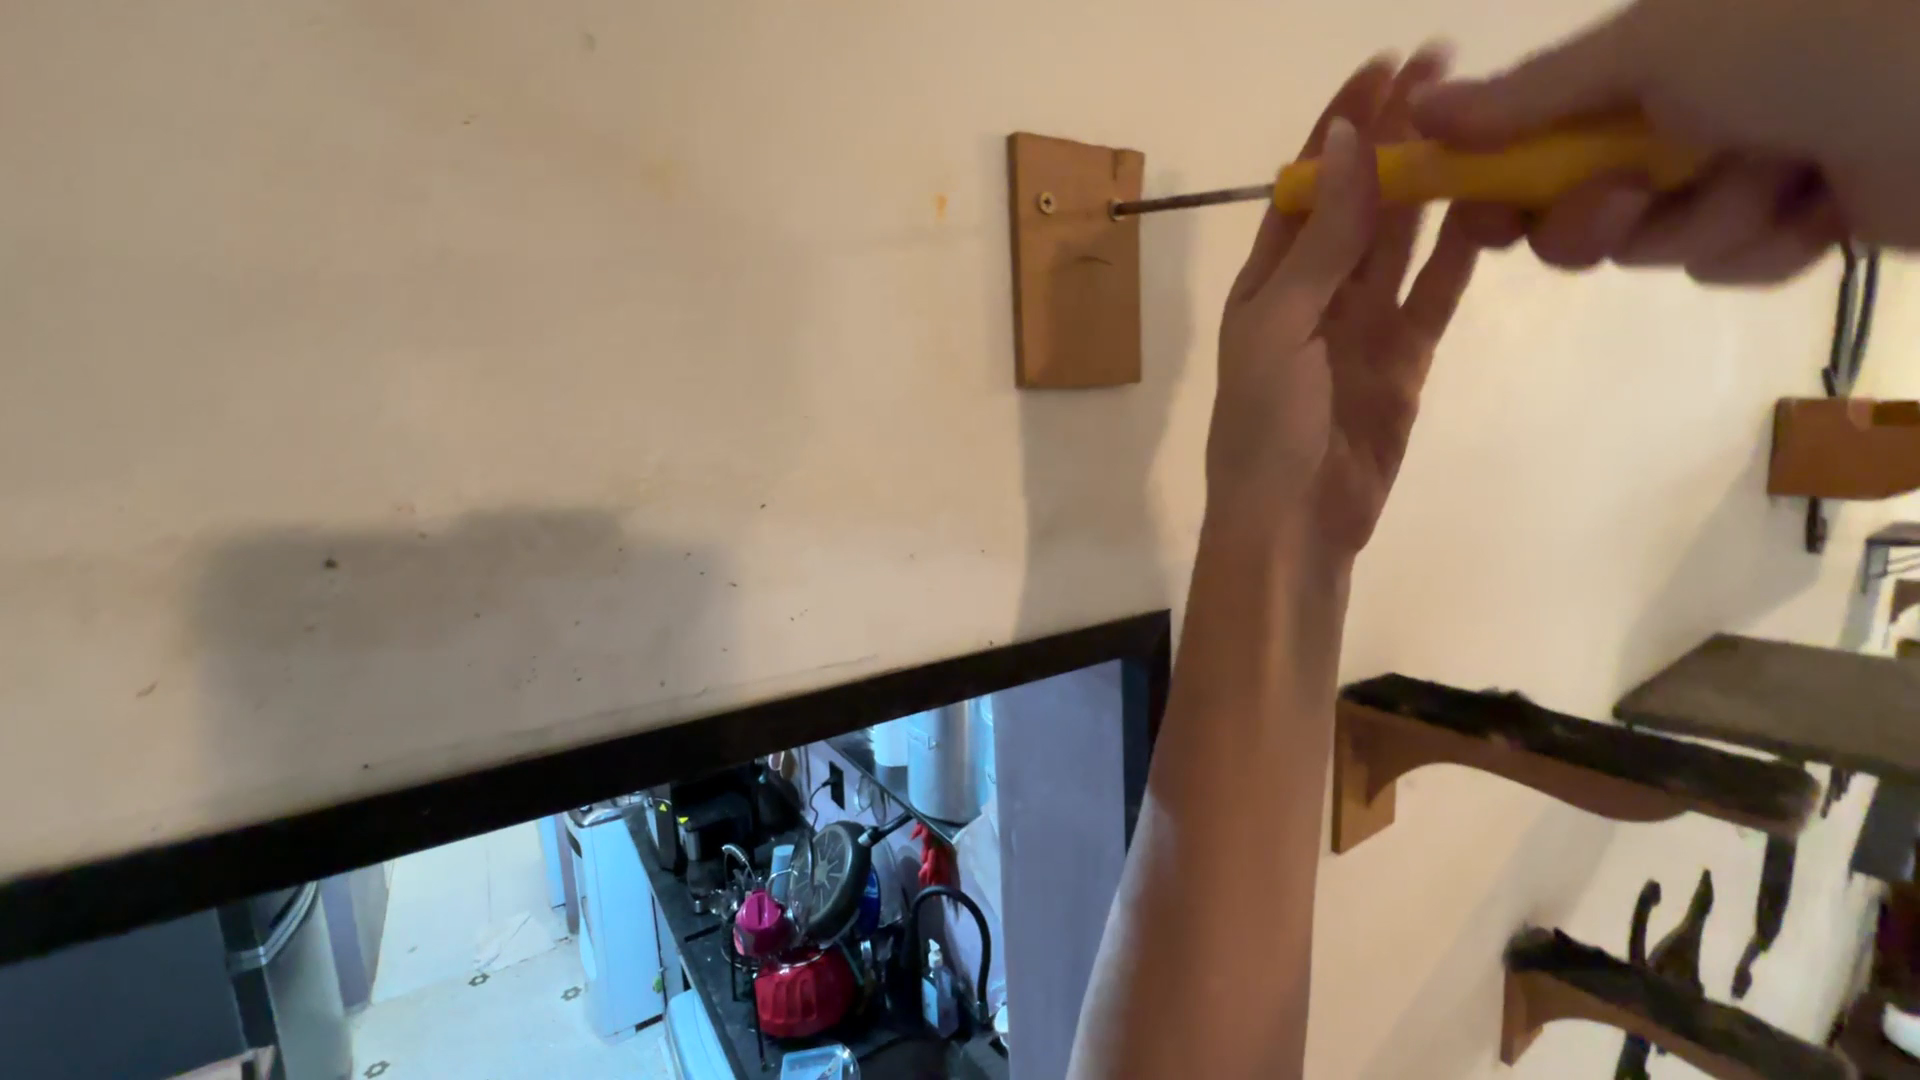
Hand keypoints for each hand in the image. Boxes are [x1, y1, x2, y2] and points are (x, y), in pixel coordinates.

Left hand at [1208, 52, 1478, 555]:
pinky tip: (1491, 203)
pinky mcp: (1403, 359)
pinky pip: (1434, 294)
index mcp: (1266, 284)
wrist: (1293, 519)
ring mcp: (1361, 326)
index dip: (1339, 128)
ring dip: (1433, 185)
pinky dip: (1459, 253)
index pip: (1306, 188)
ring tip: (1481, 120)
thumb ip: (1319, 244)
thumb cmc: (1266, 426)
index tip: (1384, 68)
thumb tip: (1345, 143)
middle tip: (1447, 70)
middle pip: (1357, 204)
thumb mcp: (1278, 328)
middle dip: (1394, 141)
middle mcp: (1312, 296)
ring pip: (1401, 241)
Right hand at [1413, 0, 1919, 280]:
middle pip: (1576, 208)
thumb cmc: (1825, 36)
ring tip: (1781, 179)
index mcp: (1652, 62)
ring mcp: (1746, 162)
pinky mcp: (1801, 216)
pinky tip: (1823, 208)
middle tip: (1631, 200)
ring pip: (1653, 244)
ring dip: (1702, 225)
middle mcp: (1688, 111)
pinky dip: (1767, 245)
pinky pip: (1728, 263)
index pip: (1530, 142)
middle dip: (1599, 219)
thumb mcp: (1658, 48)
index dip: (1497, 187)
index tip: (1483, 218)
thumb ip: (1530, 95)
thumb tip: (1418, 113)